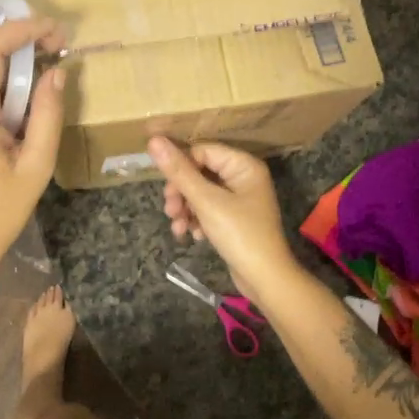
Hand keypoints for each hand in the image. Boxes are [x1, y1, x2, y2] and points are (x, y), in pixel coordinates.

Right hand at [149, 137, 299, 296]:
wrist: (264, 278)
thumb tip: (154, 140)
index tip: (167, 190)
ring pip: (201, 193)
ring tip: (179, 228)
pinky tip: (193, 236)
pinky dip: (197, 220)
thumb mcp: (206, 201)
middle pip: (200, 172)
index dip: (181, 167)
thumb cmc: (239, 234)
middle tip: (170, 211)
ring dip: (186, 209)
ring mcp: (240, 199)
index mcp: (243, 165)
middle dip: (181, 193)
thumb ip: (179, 172)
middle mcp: (244, 177)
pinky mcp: (235, 218)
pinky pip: (209, 209)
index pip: (202, 151)